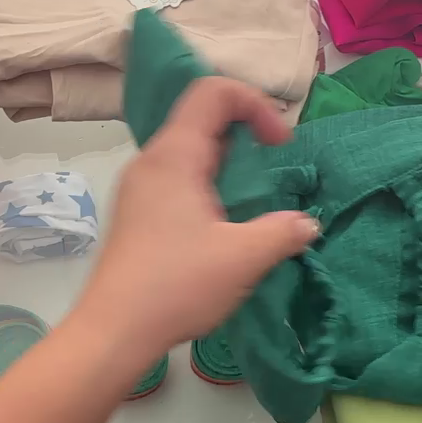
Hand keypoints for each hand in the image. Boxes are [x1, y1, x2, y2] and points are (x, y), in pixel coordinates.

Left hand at [74, 77, 318, 352]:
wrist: (114, 330)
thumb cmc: (176, 286)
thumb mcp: (243, 258)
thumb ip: (283, 232)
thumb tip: (307, 224)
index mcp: (174, 155)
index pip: (213, 92)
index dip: (256, 104)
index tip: (280, 145)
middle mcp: (150, 161)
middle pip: (201, 119)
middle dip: (246, 136)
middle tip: (271, 176)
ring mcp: (138, 188)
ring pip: (189, 153)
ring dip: (227, 167)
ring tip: (250, 206)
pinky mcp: (135, 213)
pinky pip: (176, 180)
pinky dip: (207, 188)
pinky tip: (221, 227)